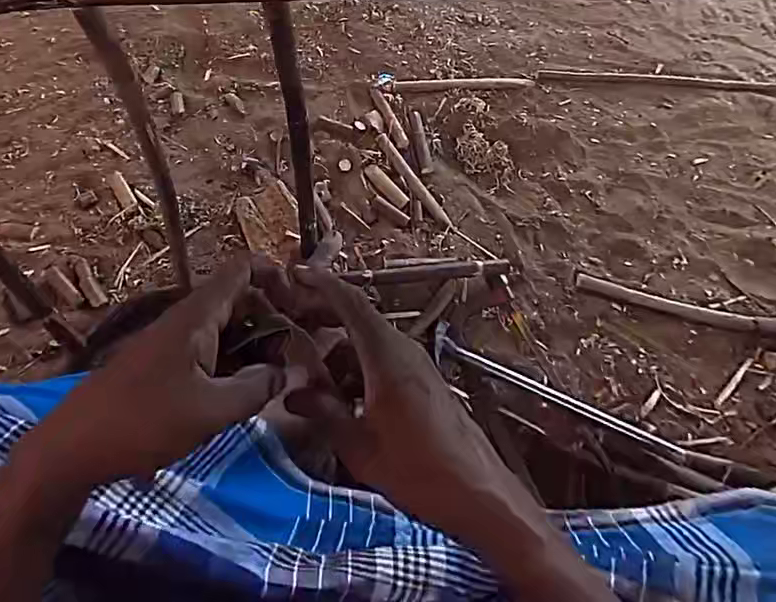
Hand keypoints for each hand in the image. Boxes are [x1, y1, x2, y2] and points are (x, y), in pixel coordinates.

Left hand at [13, 256, 284, 488]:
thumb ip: (255, 389)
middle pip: (240, 298)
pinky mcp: (166, 364)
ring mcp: (175, 340)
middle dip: (275, 317)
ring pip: (227, 327)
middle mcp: (188, 318)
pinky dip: (235, 361)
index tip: (304, 306)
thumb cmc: (144, 420)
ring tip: (285, 375)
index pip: (243, 269)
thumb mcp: (209, 411)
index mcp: (198, 314)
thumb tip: (289, 372)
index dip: (277, 275)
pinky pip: (211, 349)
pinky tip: (248, 392)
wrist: (76, 443)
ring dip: (256, 344)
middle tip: (304, 351)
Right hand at [282, 267, 611, 599]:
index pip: (350, 301)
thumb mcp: (360, 447)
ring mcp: (416, 364)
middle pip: (357, 317)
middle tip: (291, 324)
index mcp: (386, 355)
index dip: (320, 283)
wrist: (483, 500)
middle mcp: (403, 350)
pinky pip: (382, 359)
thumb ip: (324, 414)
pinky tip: (342, 397)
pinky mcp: (423, 382)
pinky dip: (356, 367)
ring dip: (338, 350)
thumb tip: (292, 394)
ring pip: (368, 341)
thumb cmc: (421, 472)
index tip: (295, 274)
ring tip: (311, 374)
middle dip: (322, 317)